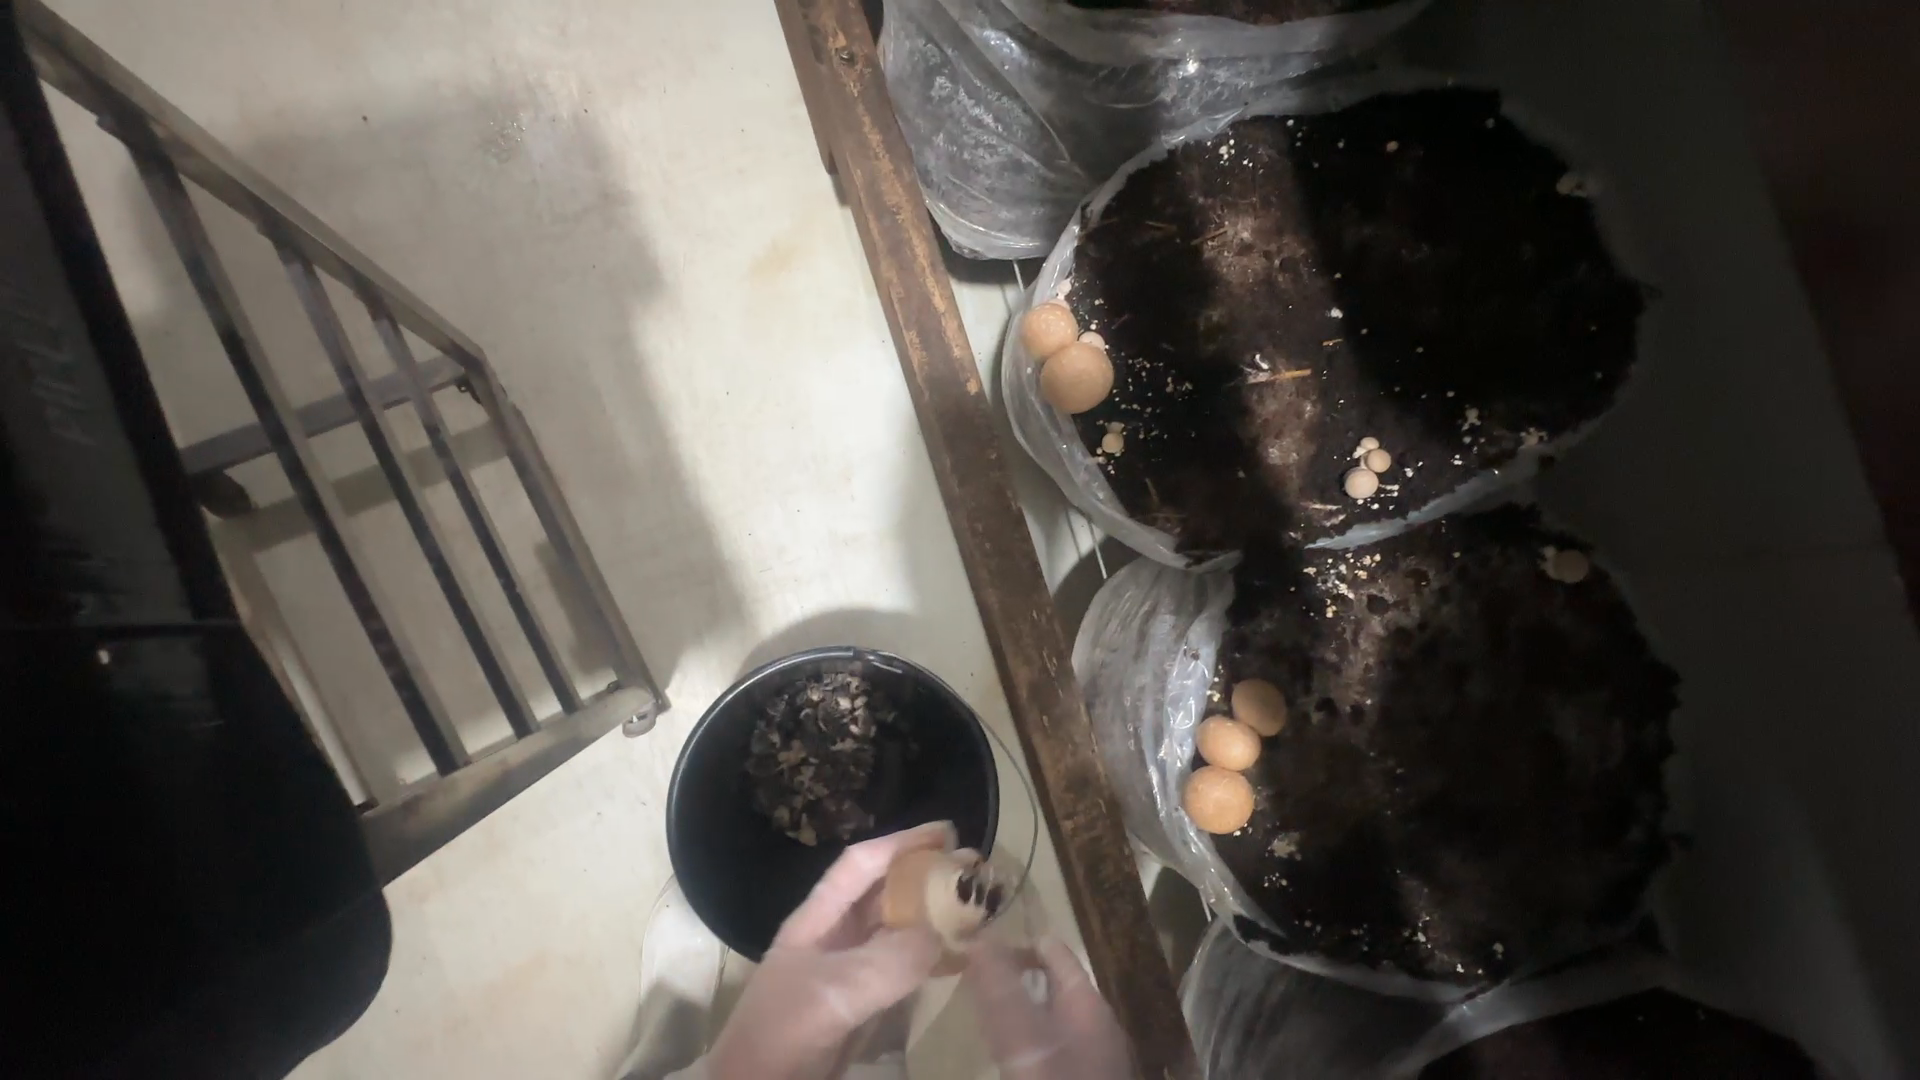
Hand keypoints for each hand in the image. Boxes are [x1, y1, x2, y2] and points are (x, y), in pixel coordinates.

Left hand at [707, 822, 952, 1079]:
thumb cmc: (783, 1031)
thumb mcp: (831, 992)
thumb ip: (886, 962)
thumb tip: (940, 935)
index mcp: (818, 918)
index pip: (861, 864)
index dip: (901, 842)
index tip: (946, 833)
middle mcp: (836, 936)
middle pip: (885, 893)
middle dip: (926, 877)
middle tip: (972, 872)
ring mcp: (849, 971)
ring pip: (897, 930)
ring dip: (933, 917)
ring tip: (975, 909)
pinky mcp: (862, 1005)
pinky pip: (903, 969)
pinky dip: (931, 959)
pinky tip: (959, 957)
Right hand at [964, 938, 1133, 1079]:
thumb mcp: (1020, 1035)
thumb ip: (1000, 986)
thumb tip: (979, 937)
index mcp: (1087, 1001)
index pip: (1052, 950)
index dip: (1017, 943)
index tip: (978, 945)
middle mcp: (1096, 1023)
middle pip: (1054, 983)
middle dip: (1016, 977)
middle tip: (974, 980)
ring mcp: (1094, 1060)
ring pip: (1054, 1018)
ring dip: (1022, 1011)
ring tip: (986, 1015)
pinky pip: (1056, 1050)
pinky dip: (1031, 1043)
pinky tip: (1009, 1057)